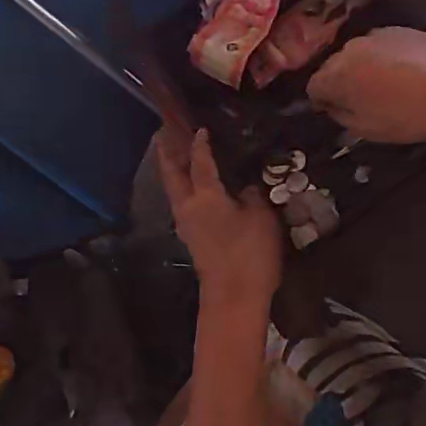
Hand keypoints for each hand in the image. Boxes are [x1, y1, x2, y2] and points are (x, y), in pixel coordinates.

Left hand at [157, 128, 282, 305]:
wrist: (234, 296)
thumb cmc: (250, 253)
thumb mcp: (262, 218)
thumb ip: (252, 196)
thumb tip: (245, 186)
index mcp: (205, 196)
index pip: (200, 162)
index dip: (201, 144)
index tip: (200, 129)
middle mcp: (187, 206)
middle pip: (171, 173)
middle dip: (167, 152)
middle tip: (164, 132)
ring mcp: (185, 223)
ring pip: (173, 189)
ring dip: (172, 169)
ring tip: (175, 154)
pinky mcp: (190, 237)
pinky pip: (181, 202)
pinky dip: (182, 187)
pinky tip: (193, 186)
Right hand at [308, 27, 425, 142]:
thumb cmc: (412, 113)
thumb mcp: (369, 130)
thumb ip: (342, 117)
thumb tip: (334, 106)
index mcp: (335, 74)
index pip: (312, 87)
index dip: (322, 102)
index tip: (339, 114)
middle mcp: (349, 48)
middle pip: (334, 67)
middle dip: (343, 84)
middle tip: (364, 105)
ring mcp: (378, 35)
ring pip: (359, 56)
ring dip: (365, 72)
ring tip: (390, 91)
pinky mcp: (404, 30)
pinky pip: (383, 49)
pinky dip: (387, 62)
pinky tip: (409, 77)